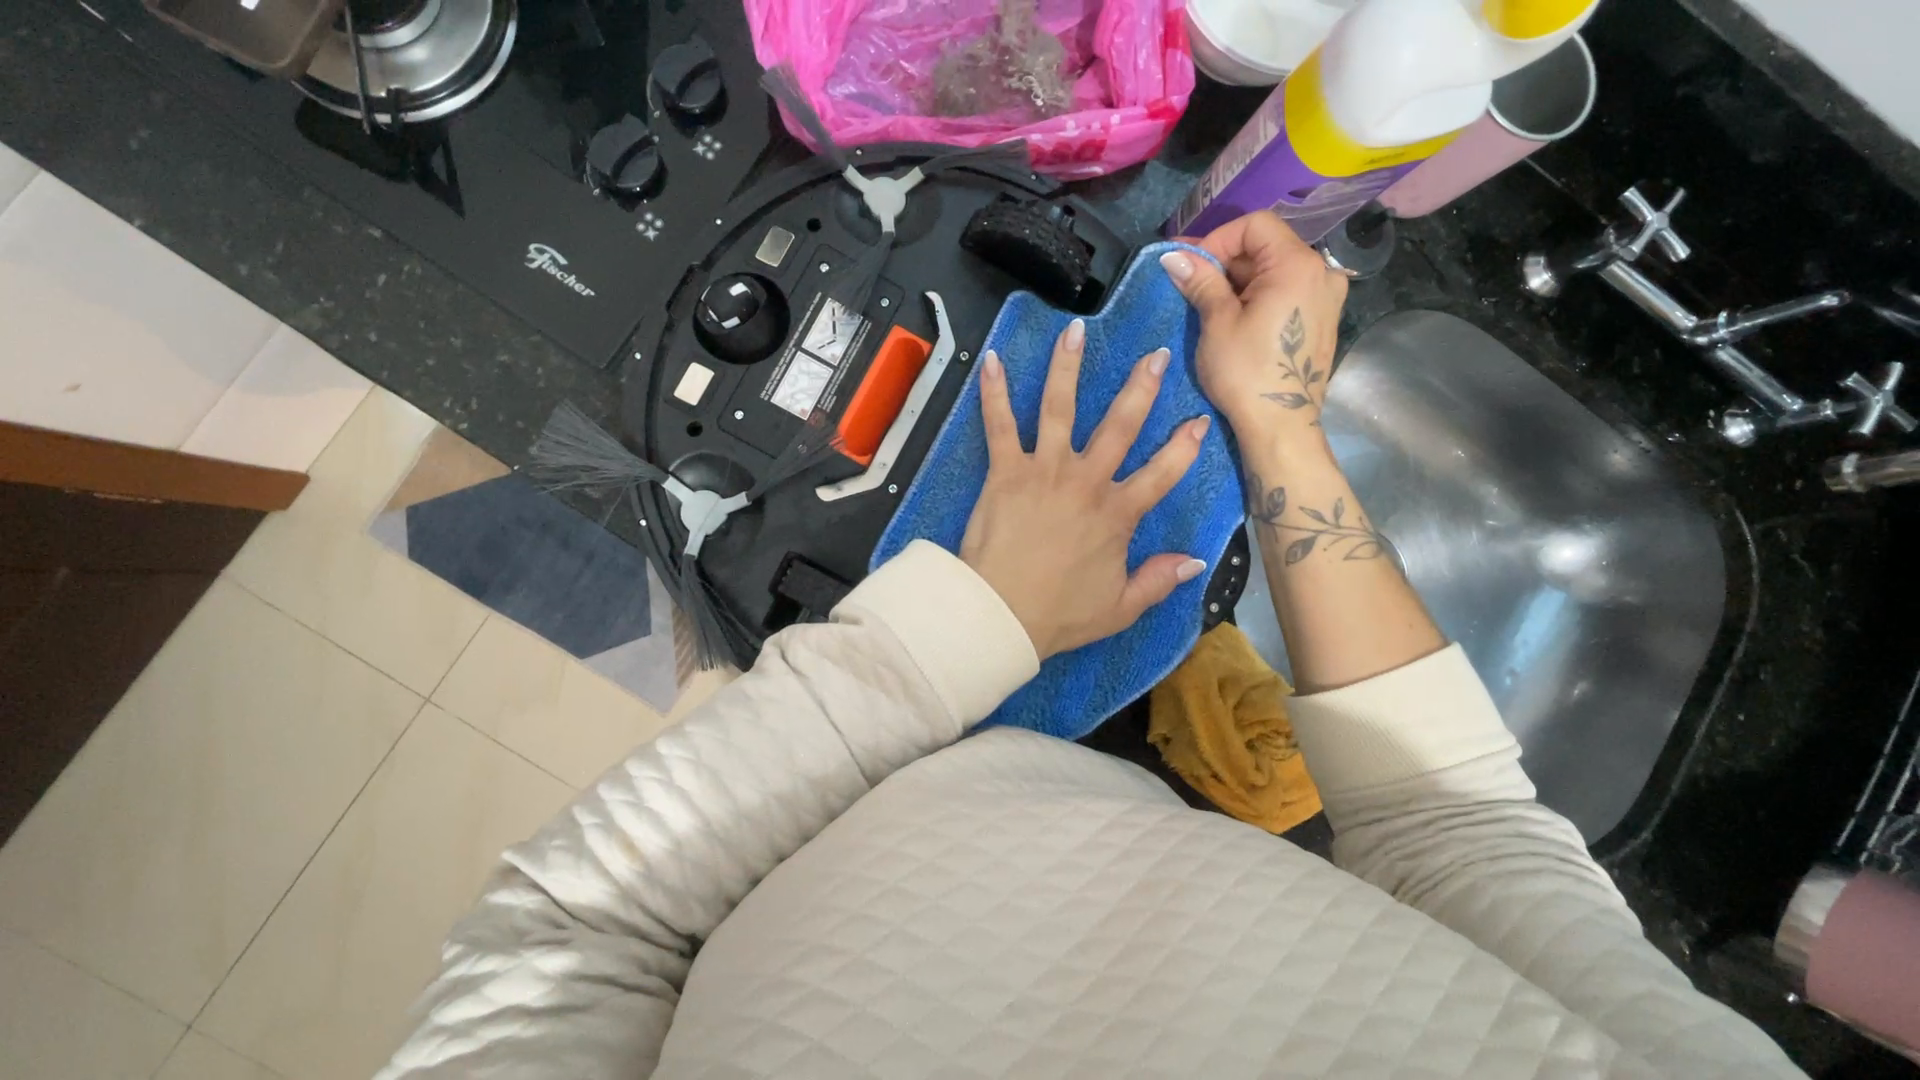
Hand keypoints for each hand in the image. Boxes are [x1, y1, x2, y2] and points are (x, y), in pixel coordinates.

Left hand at [960, 318, 1211, 660]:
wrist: (1000, 614)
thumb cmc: (1059, 615)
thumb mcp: (1120, 608)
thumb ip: (1159, 580)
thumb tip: (1196, 561)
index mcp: (1118, 514)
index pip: (1162, 473)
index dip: (1184, 447)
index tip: (1198, 422)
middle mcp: (1086, 481)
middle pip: (1120, 426)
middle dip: (1141, 388)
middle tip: (1156, 354)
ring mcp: (1044, 470)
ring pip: (1061, 408)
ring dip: (1068, 367)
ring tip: (1076, 331)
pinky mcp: (1005, 471)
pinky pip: (999, 424)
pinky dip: (994, 392)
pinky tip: (995, 360)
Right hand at [1159, 212, 1348, 436]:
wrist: (1280, 426)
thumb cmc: (1246, 372)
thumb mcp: (1217, 323)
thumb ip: (1201, 282)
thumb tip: (1173, 257)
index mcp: (1298, 265)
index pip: (1255, 225)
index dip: (1217, 239)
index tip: (1190, 267)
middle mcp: (1322, 272)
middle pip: (1267, 246)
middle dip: (1225, 261)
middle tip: (1189, 283)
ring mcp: (1326, 297)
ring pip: (1275, 271)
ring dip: (1239, 280)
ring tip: (1207, 304)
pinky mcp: (1322, 320)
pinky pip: (1287, 292)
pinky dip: (1258, 296)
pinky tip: (1234, 318)